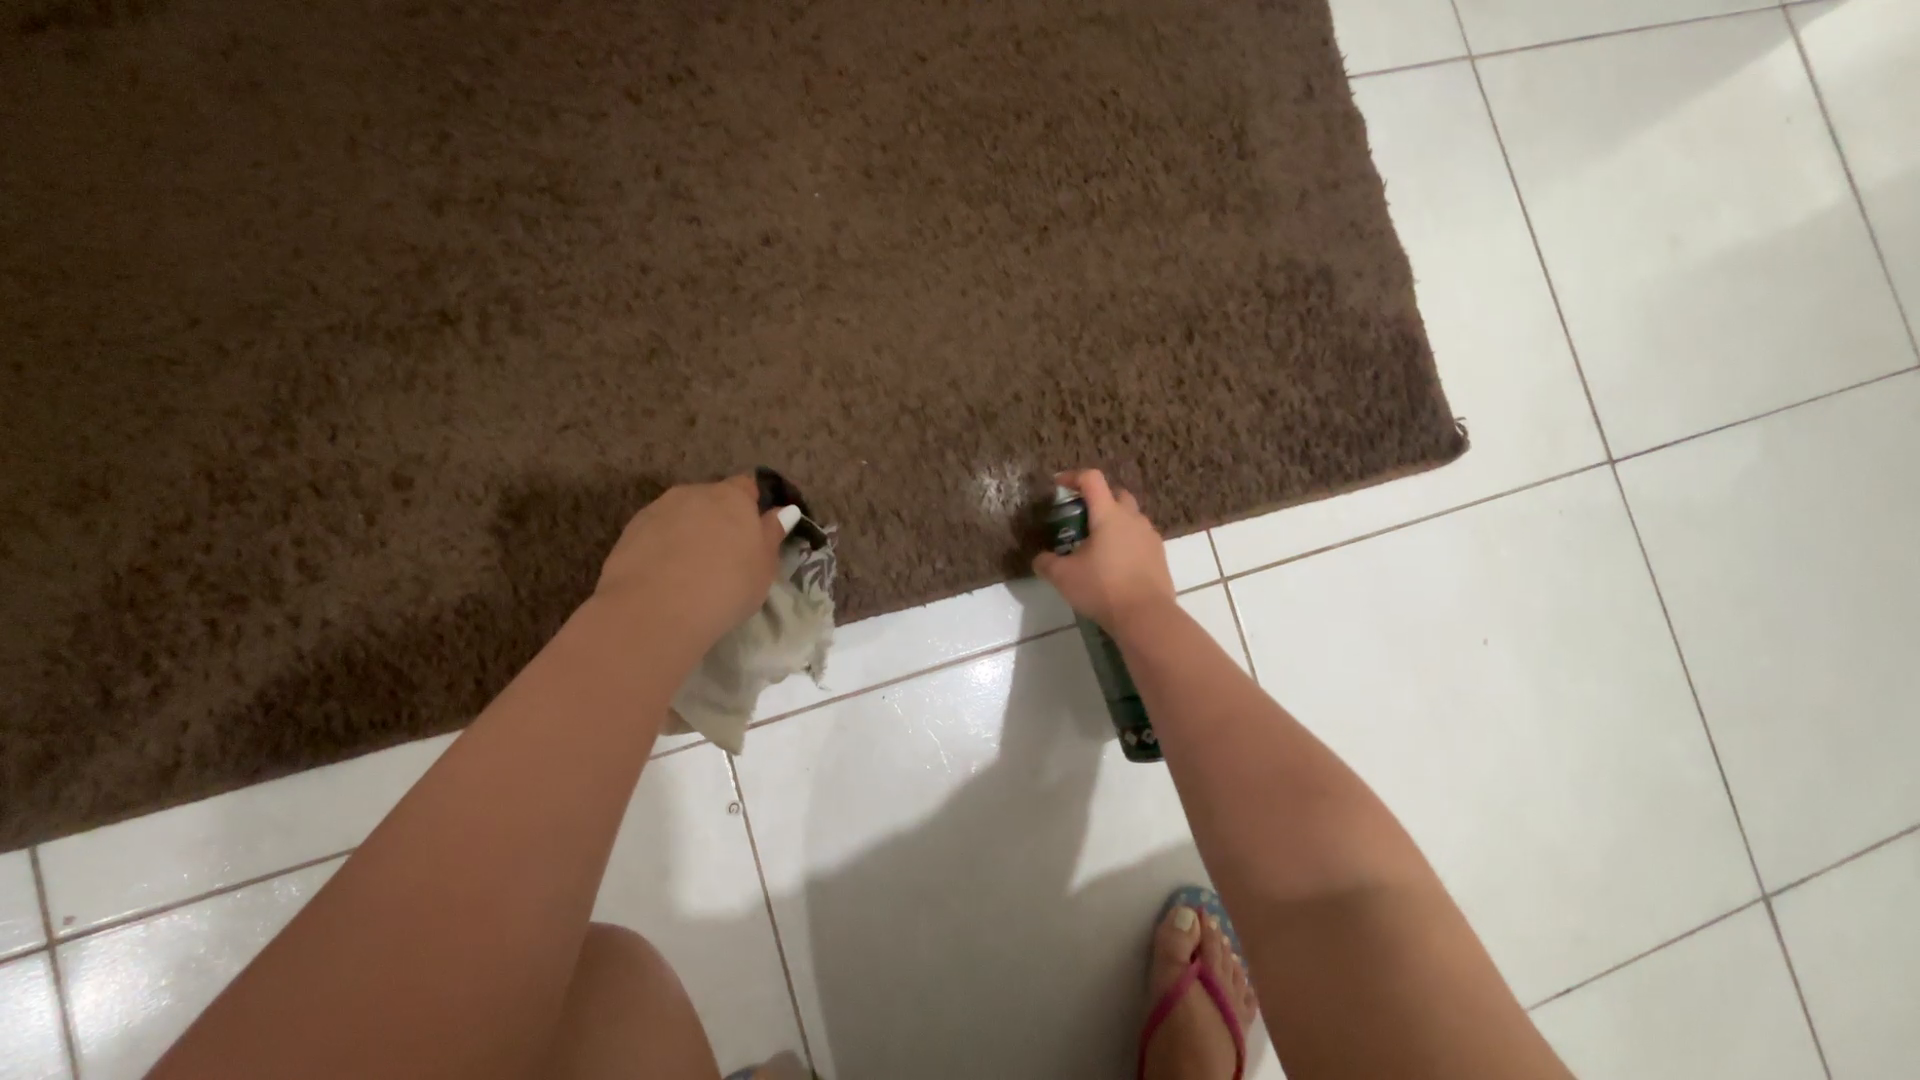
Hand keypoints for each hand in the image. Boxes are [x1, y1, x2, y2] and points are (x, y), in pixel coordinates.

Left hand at [591, 474, 789, 653]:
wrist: (656, 609)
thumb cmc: (726, 586)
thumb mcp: (764, 566)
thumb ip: (773, 533)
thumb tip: (786, 510)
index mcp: (732, 497)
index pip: (748, 486)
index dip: (753, 505)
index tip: (755, 533)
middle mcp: (693, 493)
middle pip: (711, 499)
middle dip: (719, 520)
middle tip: (725, 556)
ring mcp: (658, 510)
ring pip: (681, 515)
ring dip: (689, 533)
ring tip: (692, 570)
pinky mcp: (630, 531)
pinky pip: (656, 533)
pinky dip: (664, 547)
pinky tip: (666, 576)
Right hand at [1032, 469, 1177, 634]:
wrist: (1146, 616)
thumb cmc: (1102, 588)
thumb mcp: (1063, 577)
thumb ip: (1046, 563)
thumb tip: (1040, 559)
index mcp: (1108, 514)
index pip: (1092, 479)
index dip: (1073, 477)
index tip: (1058, 485)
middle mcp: (1132, 518)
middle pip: (1116, 494)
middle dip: (1098, 498)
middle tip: (1081, 517)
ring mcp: (1149, 536)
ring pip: (1131, 516)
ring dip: (1114, 521)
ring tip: (1097, 543)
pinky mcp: (1159, 555)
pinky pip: (1140, 537)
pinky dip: (1126, 540)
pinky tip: (1115, 562)